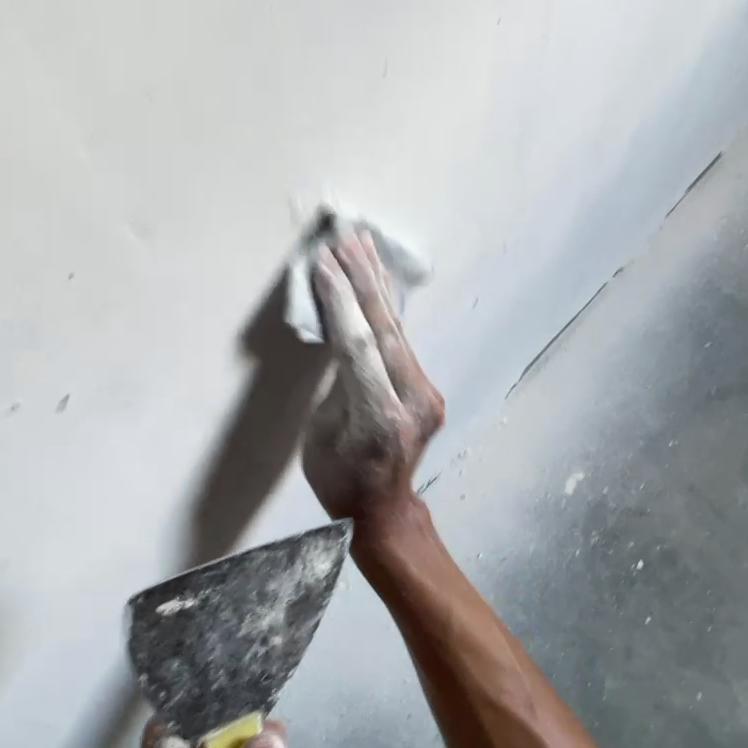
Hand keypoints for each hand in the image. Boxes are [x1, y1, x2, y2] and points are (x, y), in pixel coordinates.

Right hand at [301, 229, 445, 522]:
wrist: (383, 511)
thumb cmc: (339, 481)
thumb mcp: (321, 435)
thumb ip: (337, 383)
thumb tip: (344, 337)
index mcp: (379, 418)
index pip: (359, 347)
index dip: (341, 302)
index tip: (325, 261)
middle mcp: (413, 401)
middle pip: (385, 329)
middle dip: (363, 280)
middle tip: (347, 237)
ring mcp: (426, 394)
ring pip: (398, 330)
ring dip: (378, 285)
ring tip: (364, 243)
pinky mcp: (427, 389)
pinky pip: (402, 341)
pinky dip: (388, 308)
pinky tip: (381, 280)